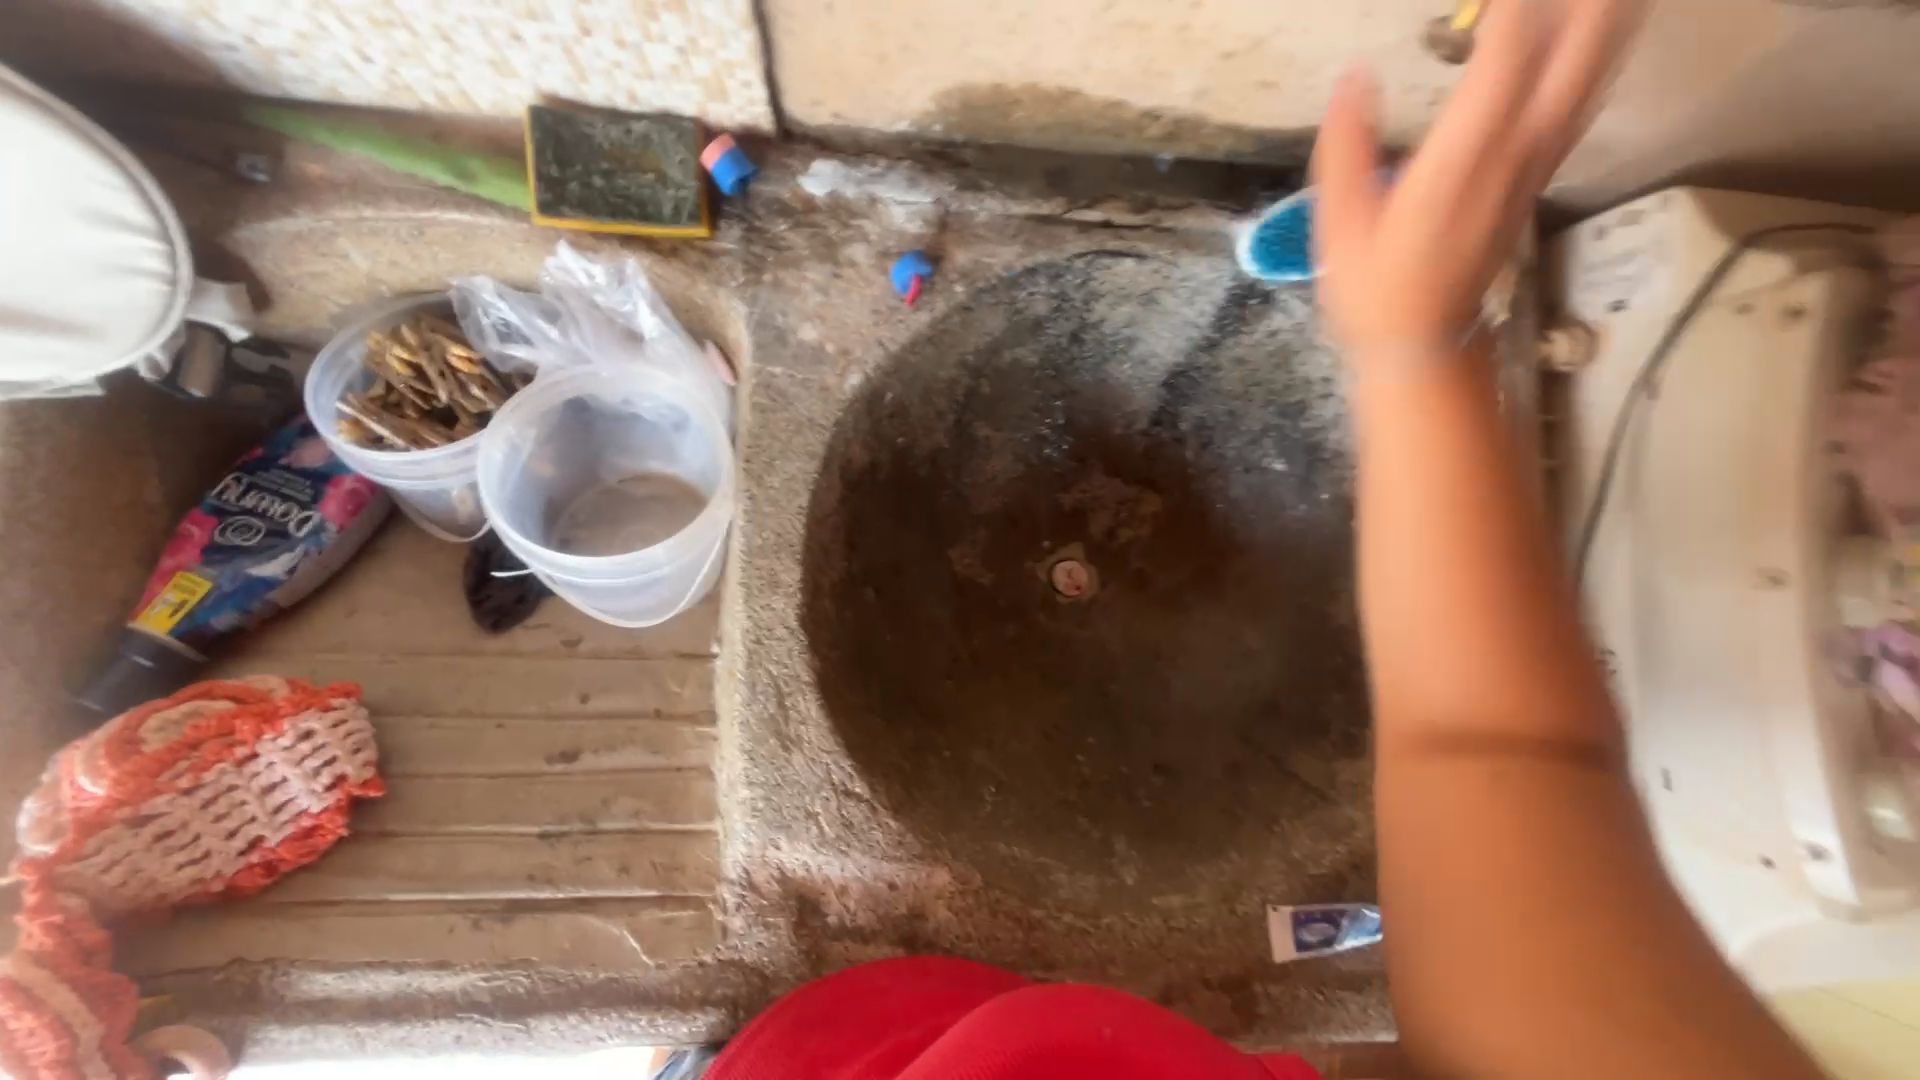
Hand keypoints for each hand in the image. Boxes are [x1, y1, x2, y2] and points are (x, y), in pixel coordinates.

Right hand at [1311, 0, 1643, 356]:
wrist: (1423, 341)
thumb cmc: (1374, 290)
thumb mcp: (1341, 226)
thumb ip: (1347, 148)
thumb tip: (1354, 80)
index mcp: (1461, 161)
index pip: (1505, 57)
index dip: (1510, 6)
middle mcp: (1514, 152)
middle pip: (1573, 51)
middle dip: (1578, 4)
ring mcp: (1536, 163)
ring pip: (1592, 70)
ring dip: (1606, 17)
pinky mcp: (1539, 174)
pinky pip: (1583, 98)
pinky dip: (1601, 52)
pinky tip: (1602, 30)